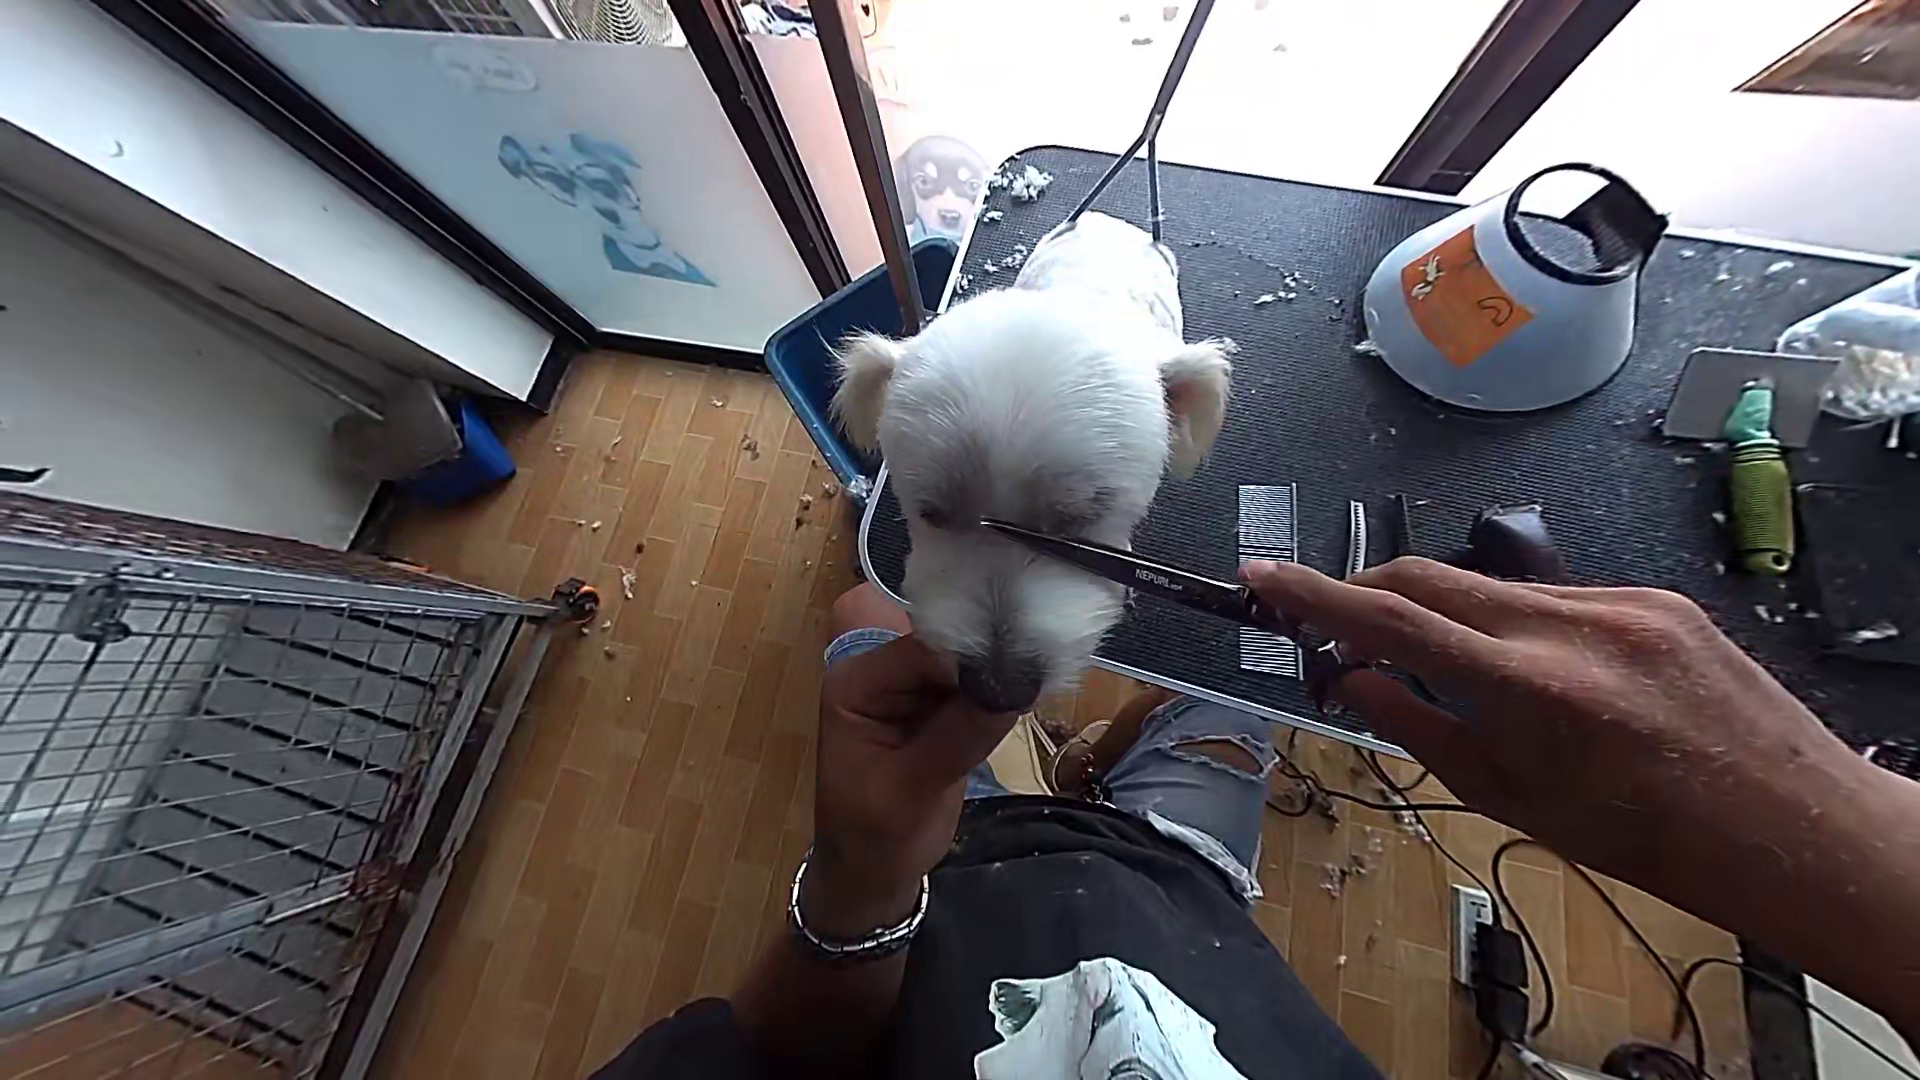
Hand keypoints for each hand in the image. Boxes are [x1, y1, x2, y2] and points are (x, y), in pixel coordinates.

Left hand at [808, 634, 1015, 935]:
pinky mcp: (929, 705)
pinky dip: (991, 696)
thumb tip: (1013, 683)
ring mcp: (905, 687)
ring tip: (1025, 693)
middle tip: (1028, 681)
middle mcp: (877, 673)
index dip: (971, 656)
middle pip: (944, 650)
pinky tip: (1013, 704)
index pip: (921, 650)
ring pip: (961, 664)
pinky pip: (968, 686)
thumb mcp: (912, 793)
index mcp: (854, 684)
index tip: (1018, 668)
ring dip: (992, 680)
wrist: (870, 876)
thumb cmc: (874, 841)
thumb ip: (959, 737)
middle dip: (984, 666)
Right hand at [1239, 558, 1868, 888]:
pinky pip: (1532, 595)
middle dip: (1360, 592)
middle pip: (1421, 577)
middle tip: (1334, 628)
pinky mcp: (1649, 597)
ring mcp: (1618, 603)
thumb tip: (1348, 676)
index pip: (1390, 620)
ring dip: (1429, 613)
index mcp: (1530, 690)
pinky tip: (1520, 664)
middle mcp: (1570, 628)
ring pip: (1474, 584)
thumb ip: (1408, 721)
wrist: (1818, 841)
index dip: (1311, 592)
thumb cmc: (1640, 839)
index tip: (1260, 572)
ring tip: (1439, 662)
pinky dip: (1491, 619)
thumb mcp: (1500, 793)